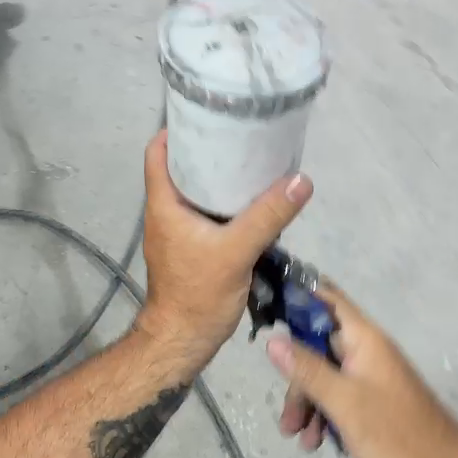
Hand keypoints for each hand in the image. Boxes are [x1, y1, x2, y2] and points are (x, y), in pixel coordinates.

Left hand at [133, 131, 311, 369]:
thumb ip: (268, 216)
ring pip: (195, 192)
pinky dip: (224, 202)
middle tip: (239, 134)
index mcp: (164, 203)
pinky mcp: (191, 248)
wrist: (183, 343)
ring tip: (250, 160)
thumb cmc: (198, 293)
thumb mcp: (236, 251)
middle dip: (206, 150)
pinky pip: (206, 213)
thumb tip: (300, 180)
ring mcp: (177, 231)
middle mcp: (165, 211)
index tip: (205, 115)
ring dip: (217, 178)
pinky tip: (252, 202)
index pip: (157, 152)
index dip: (175, 130)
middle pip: (180, 167)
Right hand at [266, 286, 457, 457]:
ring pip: (325, 375)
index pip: (325, 297)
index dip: (296, 296)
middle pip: (317, 344)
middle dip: (296, 377)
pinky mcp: (373, 400)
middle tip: (287, 417)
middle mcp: (365, 349)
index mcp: (362, 337)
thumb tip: (272, 338)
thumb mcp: (344, 403)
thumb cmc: (396, 432)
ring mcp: (370, 375)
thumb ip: (307, 369)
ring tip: (300, 439)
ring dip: (308, 404)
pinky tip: (318, 443)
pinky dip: (325, 415)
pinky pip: (339, 395)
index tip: (266, 308)